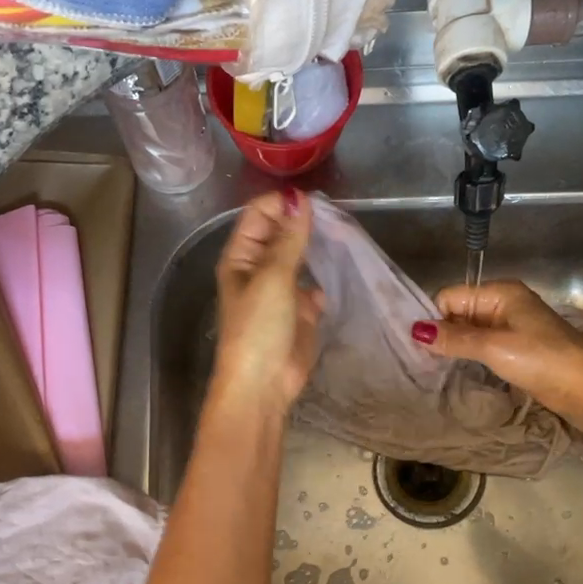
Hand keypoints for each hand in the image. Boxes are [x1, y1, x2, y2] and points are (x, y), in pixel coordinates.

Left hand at [210, 189, 323, 416]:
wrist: (263, 384)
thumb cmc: (258, 328)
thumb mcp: (273, 277)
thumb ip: (289, 239)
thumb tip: (299, 199)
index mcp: (241, 257)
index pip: (259, 214)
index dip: (283, 205)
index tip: (314, 204)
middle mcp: (258, 269)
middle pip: (281, 234)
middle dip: (304, 224)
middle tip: (334, 220)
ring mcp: (280, 292)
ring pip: (300, 259)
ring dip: (316, 251)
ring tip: (341, 240)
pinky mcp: (300, 314)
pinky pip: (313, 289)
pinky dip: (323, 285)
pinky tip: (332, 285)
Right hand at [412, 281, 582, 421]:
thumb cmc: (542, 359)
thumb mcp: (494, 347)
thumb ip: (455, 338)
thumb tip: (415, 330)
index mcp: (501, 292)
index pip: (450, 297)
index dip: (434, 319)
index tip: (419, 347)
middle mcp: (504, 304)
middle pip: (459, 313)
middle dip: (441, 334)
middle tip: (421, 362)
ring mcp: (512, 328)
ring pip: (470, 332)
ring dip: (454, 348)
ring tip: (434, 370)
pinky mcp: (517, 351)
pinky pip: (483, 347)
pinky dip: (470, 358)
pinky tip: (458, 373)